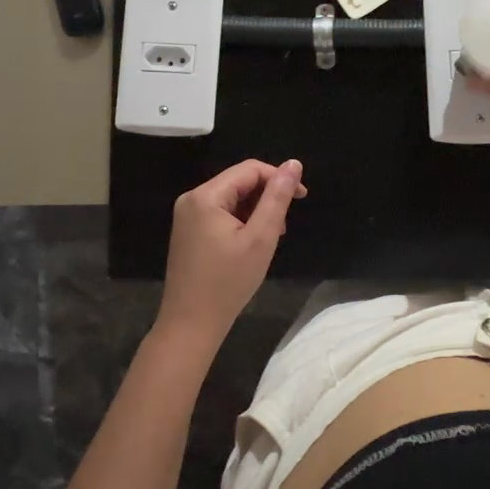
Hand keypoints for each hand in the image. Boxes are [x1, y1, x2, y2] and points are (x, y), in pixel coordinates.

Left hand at [157, 158, 304, 347]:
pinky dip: (240, 222)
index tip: (302, 198)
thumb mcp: (260, 238)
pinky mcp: (188, 232)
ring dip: (255, 211)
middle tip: (283, 227)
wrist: (191, 324)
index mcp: (206, 196)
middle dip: (266, 197)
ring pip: (231, 199)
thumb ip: (277, 198)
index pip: (249, 170)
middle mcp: (192, 199)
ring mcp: (187, 216)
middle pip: (238, 182)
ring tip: (270, 238)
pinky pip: (220, 214)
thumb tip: (293, 164)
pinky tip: (251, 244)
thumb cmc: (228, 282)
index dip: (278, 178)